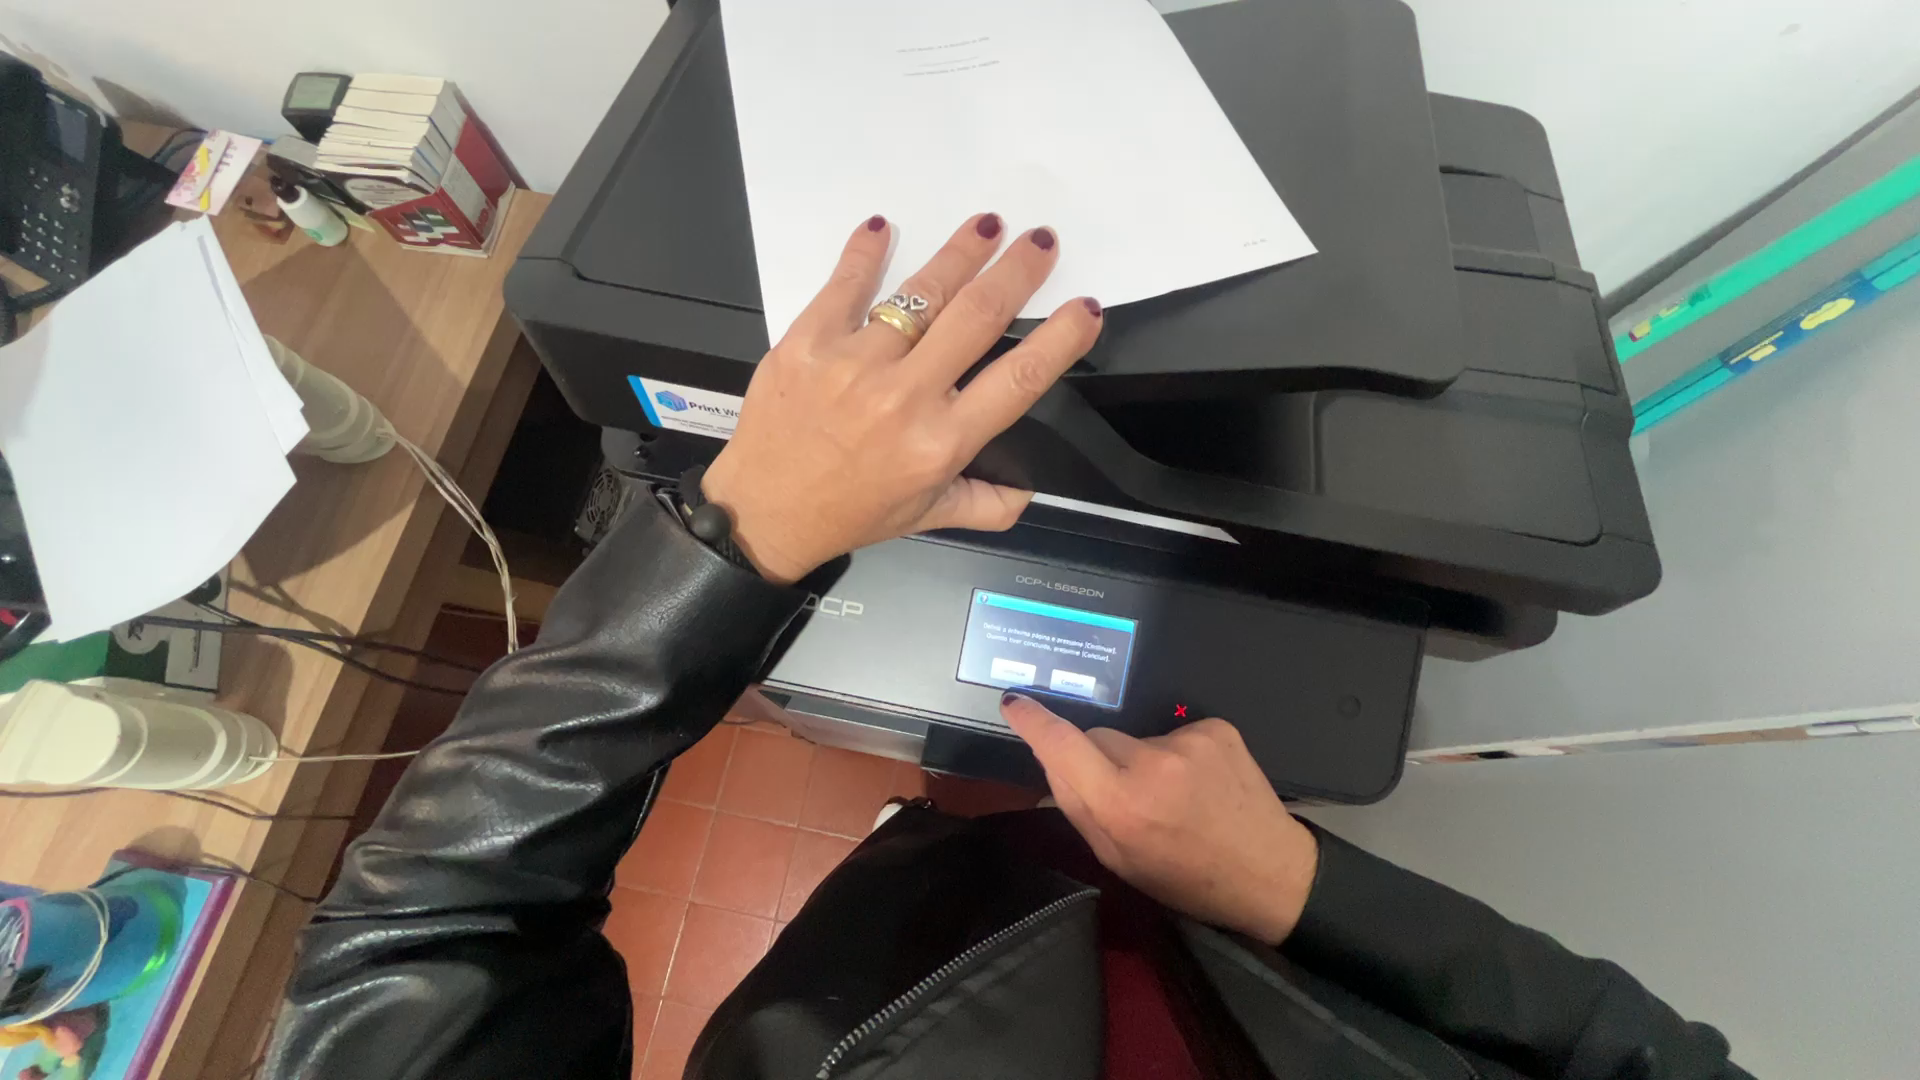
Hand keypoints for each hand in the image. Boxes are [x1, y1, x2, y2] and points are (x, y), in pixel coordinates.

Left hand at [701, 213, 1103, 583]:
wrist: (765, 513)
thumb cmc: (849, 513)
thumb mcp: (925, 516)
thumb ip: (983, 503)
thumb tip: (1025, 495)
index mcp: (941, 443)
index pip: (1019, 379)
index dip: (1060, 338)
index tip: (1082, 309)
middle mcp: (904, 398)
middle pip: (978, 317)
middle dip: (1018, 272)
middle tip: (1039, 243)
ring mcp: (855, 365)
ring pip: (921, 293)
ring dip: (960, 253)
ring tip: (986, 227)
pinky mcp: (808, 342)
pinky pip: (845, 285)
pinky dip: (865, 252)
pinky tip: (882, 229)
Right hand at [1003, 694, 1319, 944]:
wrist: (1270, 873)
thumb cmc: (1185, 876)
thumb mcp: (1118, 858)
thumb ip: (1078, 805)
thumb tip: (1049, 757)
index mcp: (1122, 805)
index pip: (1062, 745)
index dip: (1033, 721)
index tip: (1015, 703)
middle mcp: (1152, 765)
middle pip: (1097, 736)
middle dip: (1100, 758)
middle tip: (1129, 793)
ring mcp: (1188, 742)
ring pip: (1135, 735)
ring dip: (1141, 757)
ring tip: (1174, 793)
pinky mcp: (1216, 729)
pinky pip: (1173, 732)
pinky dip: (1178, 752)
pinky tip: (1199, 781)